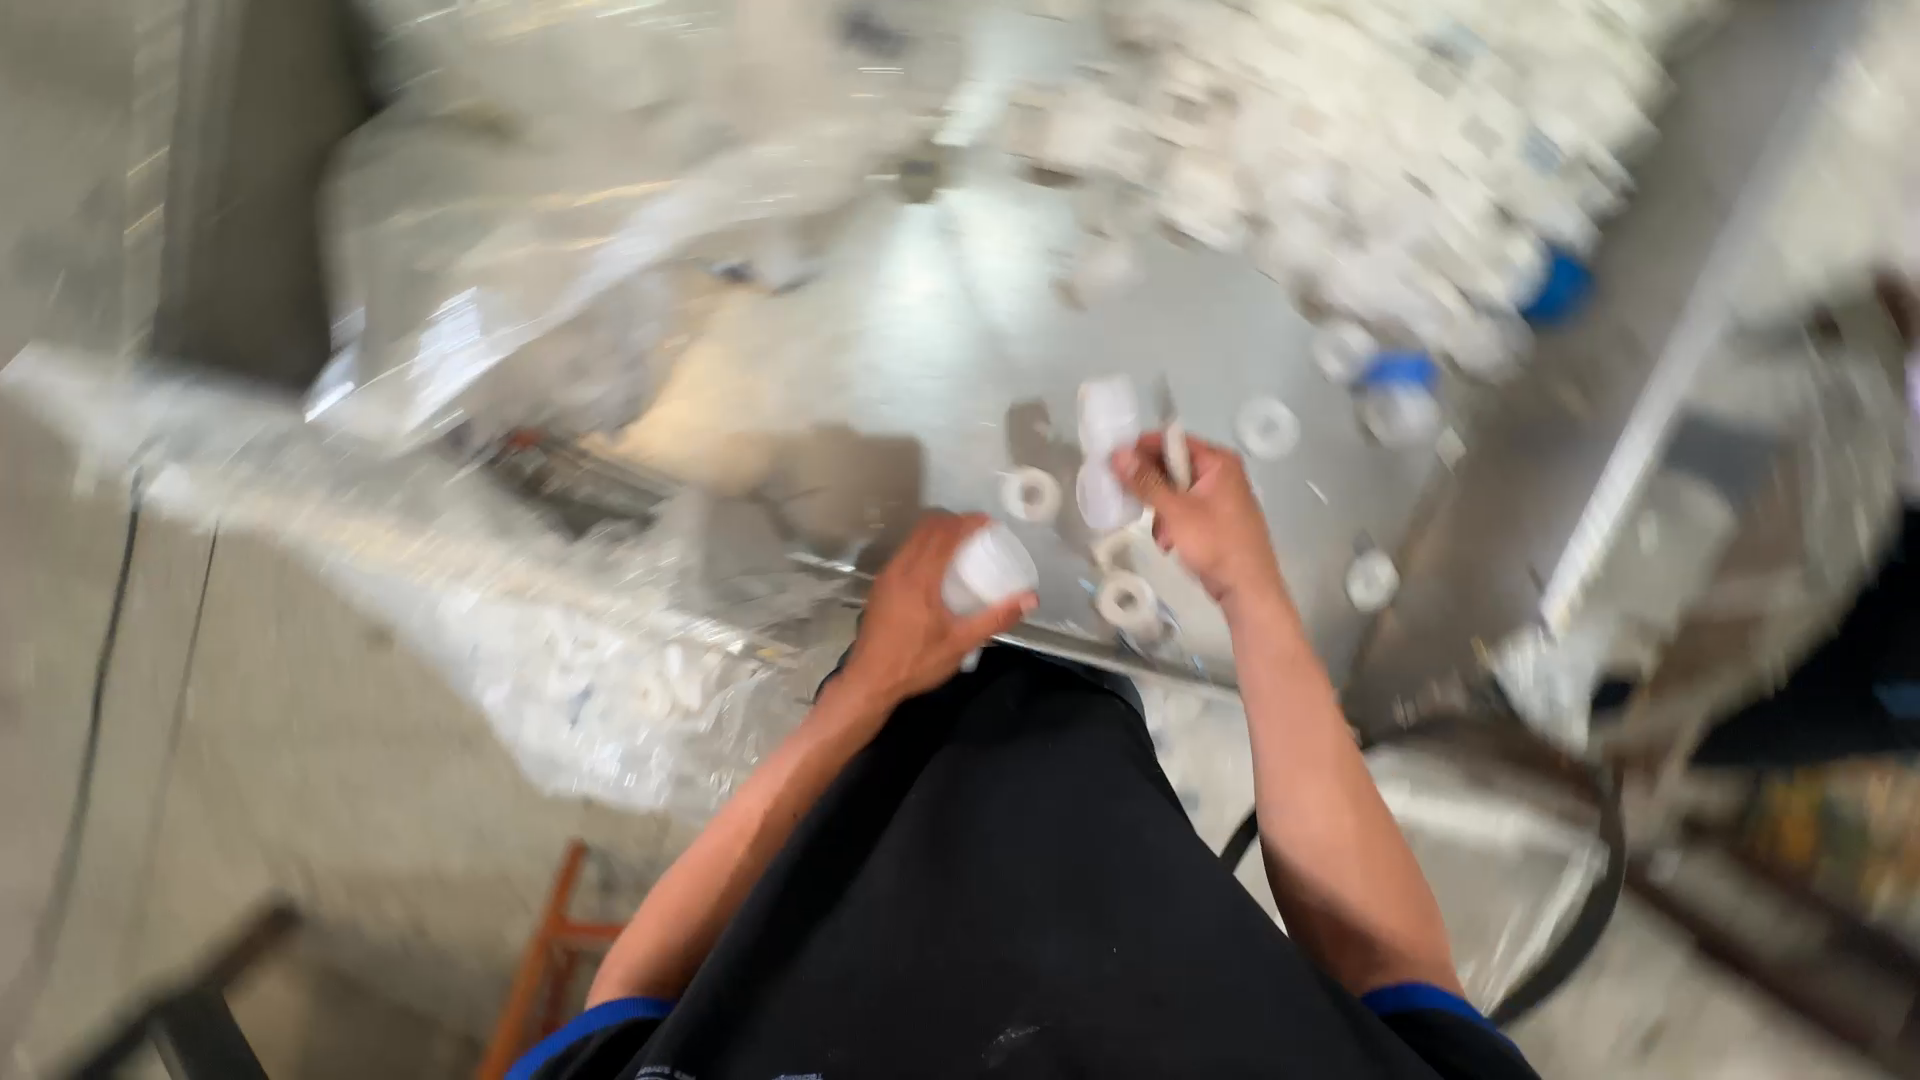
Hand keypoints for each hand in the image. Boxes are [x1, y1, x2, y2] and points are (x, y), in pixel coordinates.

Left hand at [842, 512, 1036, 704]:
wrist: (870, 681)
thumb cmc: (916, 662)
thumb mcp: (961, 643)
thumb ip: (996, 618)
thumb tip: (1030, 599)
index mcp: (920, 578)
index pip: (945, 534)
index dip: (968, 522)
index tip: (989, 524)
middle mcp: (900, 569)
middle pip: (927, 528)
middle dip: (953, 521)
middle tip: (977, 531)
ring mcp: (886, 576)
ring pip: (912, 539)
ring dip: (937, 532)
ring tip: (960, 544)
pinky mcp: (880, 587)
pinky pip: (904, 552)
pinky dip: (923, 546)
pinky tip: (936, 566)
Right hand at [1112, 433, 1290, 616]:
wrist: (1247, 588)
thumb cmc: (1215, 544)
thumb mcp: (1175, 511)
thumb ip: (1145, 482)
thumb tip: (1118, 454)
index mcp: (1218, 462)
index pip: (1172, 441)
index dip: (1142, 448)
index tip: (1114, 462)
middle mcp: (1220, 473)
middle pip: (1171, 466)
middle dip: (1151, 488)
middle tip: (1130, 501)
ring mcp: (1218, 497)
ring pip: (1173, 492)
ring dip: (1160, 512)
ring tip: (1162, 535)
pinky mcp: (1213, 519)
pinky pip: (1182, 510)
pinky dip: (1171, 525)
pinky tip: (1170, 544)